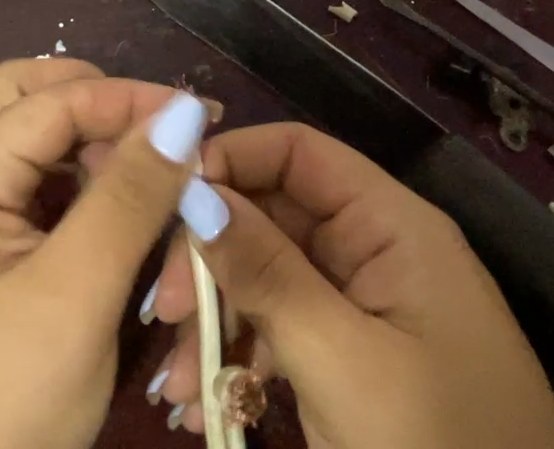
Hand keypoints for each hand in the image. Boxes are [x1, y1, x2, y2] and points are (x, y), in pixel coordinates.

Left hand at [0, 59, 222, 448]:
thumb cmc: (5, 403)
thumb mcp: (77, 294)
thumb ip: (128, 196)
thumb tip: (179, 112)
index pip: (51, 100)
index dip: (128, 97)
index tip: (200, 115)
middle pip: (21, 98)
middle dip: (94, 100)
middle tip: (159, 131)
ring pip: (25, 140)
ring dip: (86, 141)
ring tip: (147, 172)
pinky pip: (28, 189)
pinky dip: (75, 183)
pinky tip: (115, 213)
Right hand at [146, 122, 553, 448]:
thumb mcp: (343, 364)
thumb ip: (267, 273)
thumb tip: (195, 193)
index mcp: (391, 227)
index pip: (299, 153)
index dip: (231, 160)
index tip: (166, 203)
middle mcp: (375, 251)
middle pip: (273, 214)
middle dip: (210, 254)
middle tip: (162, 309)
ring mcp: (363, 307)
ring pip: (266, 275)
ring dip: (214, 316)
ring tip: (175, 382)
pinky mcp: (350, 357)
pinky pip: (278, 327)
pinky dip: (237, 354)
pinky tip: (200, 401)